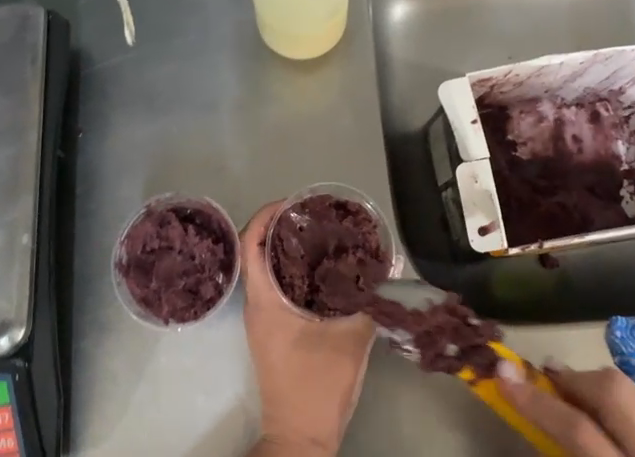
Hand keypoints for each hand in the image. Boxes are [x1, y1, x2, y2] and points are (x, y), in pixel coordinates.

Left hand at [241, 200, 375, 456]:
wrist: (299, 437)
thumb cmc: (316, 387)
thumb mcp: (349, 342)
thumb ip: (366, 303)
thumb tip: (384, 271)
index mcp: (264, 301)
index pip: (251, 244)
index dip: (266, 216)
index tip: (292, 202)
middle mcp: (256, 305)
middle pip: (256, 252)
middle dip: (279, 227)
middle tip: (311, 214)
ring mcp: (262, 320)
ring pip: (265, 270)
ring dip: (285, 249)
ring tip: (318, 234)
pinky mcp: (272, 332)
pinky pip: (274, 287)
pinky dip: (291, 270)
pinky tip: (320, 270)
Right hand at [497, 362, 634, 456]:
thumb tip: (540, 433)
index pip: (578, 431)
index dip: (535, 401)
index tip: (501, 376)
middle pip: (615, 393)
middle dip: (574, 380)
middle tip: (544, 380)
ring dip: (599, 393)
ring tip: (574, 402)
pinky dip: (624, 413)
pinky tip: (613, 430)